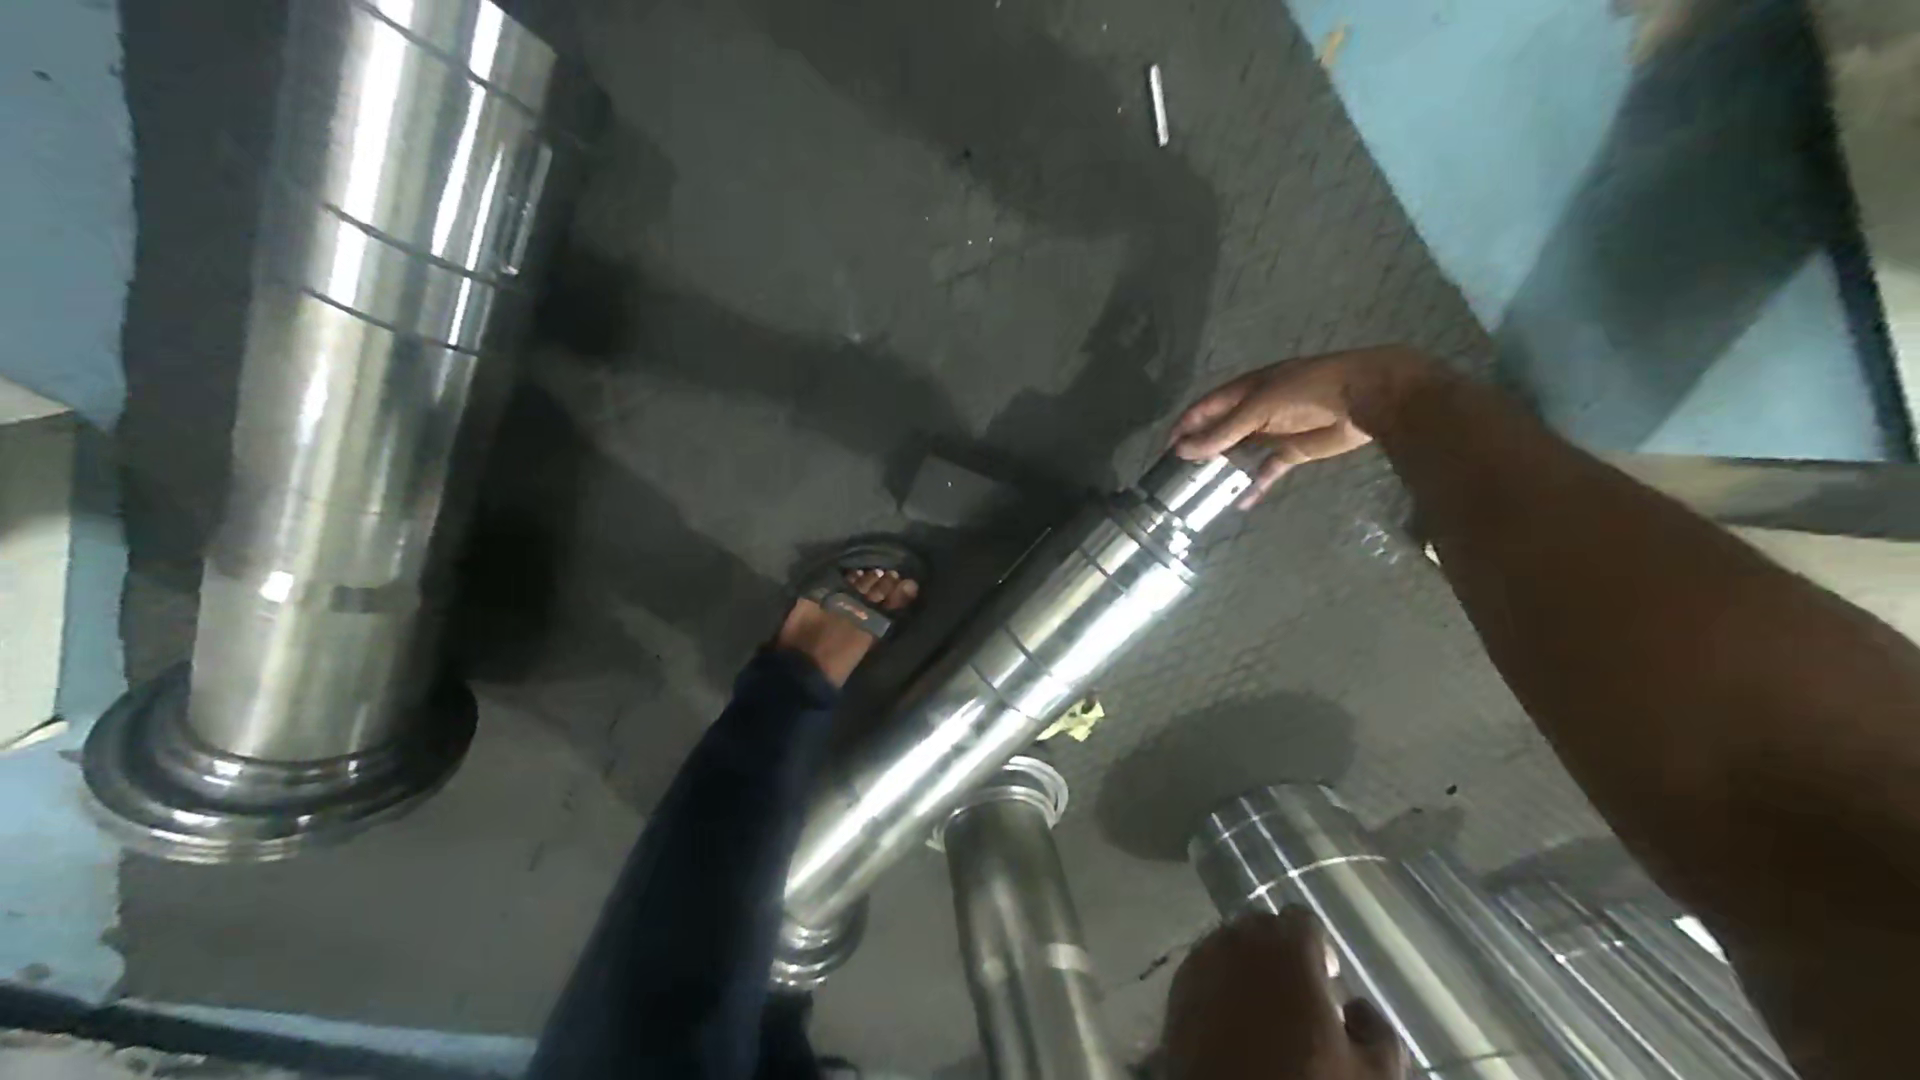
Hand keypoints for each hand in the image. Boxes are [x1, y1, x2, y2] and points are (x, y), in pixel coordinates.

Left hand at [1164, 907, 1405, 1079]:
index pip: (1302, 919)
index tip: (1327, 979)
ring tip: (1265, 1009)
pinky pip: (1206, 967)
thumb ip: (1377, 1033)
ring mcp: (1202, 959)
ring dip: (1249, 964)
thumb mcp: (1372, 1076)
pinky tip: (1234, 1019)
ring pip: (1231, 944)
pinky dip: (1221, 981)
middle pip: (1263, 927)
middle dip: (1281, 951)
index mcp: (1287, 949)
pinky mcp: (1177, 986)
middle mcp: (1239, 939)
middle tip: (1298, 996)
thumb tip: (1359, 1007)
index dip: (1318, 946)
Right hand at [1169, 347, 1437, 505]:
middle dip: (1199, 450)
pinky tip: (1239, 502)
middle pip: (1218, 431)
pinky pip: (1266, 470)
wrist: (1368, 396)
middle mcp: (1254, 410)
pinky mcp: (1292, 451)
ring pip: (1239, 453)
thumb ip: (1222, 430)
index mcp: (1244, 390)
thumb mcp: (1259, 406)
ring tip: (1201, 491)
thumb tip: (1181, 450)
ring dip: (1223, 469)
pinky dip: (1254, 485)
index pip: (1203, 408)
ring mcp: (1273, 431)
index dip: (1183, 426)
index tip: (1163, 451)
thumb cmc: (1309, 390)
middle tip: (1178, 476)